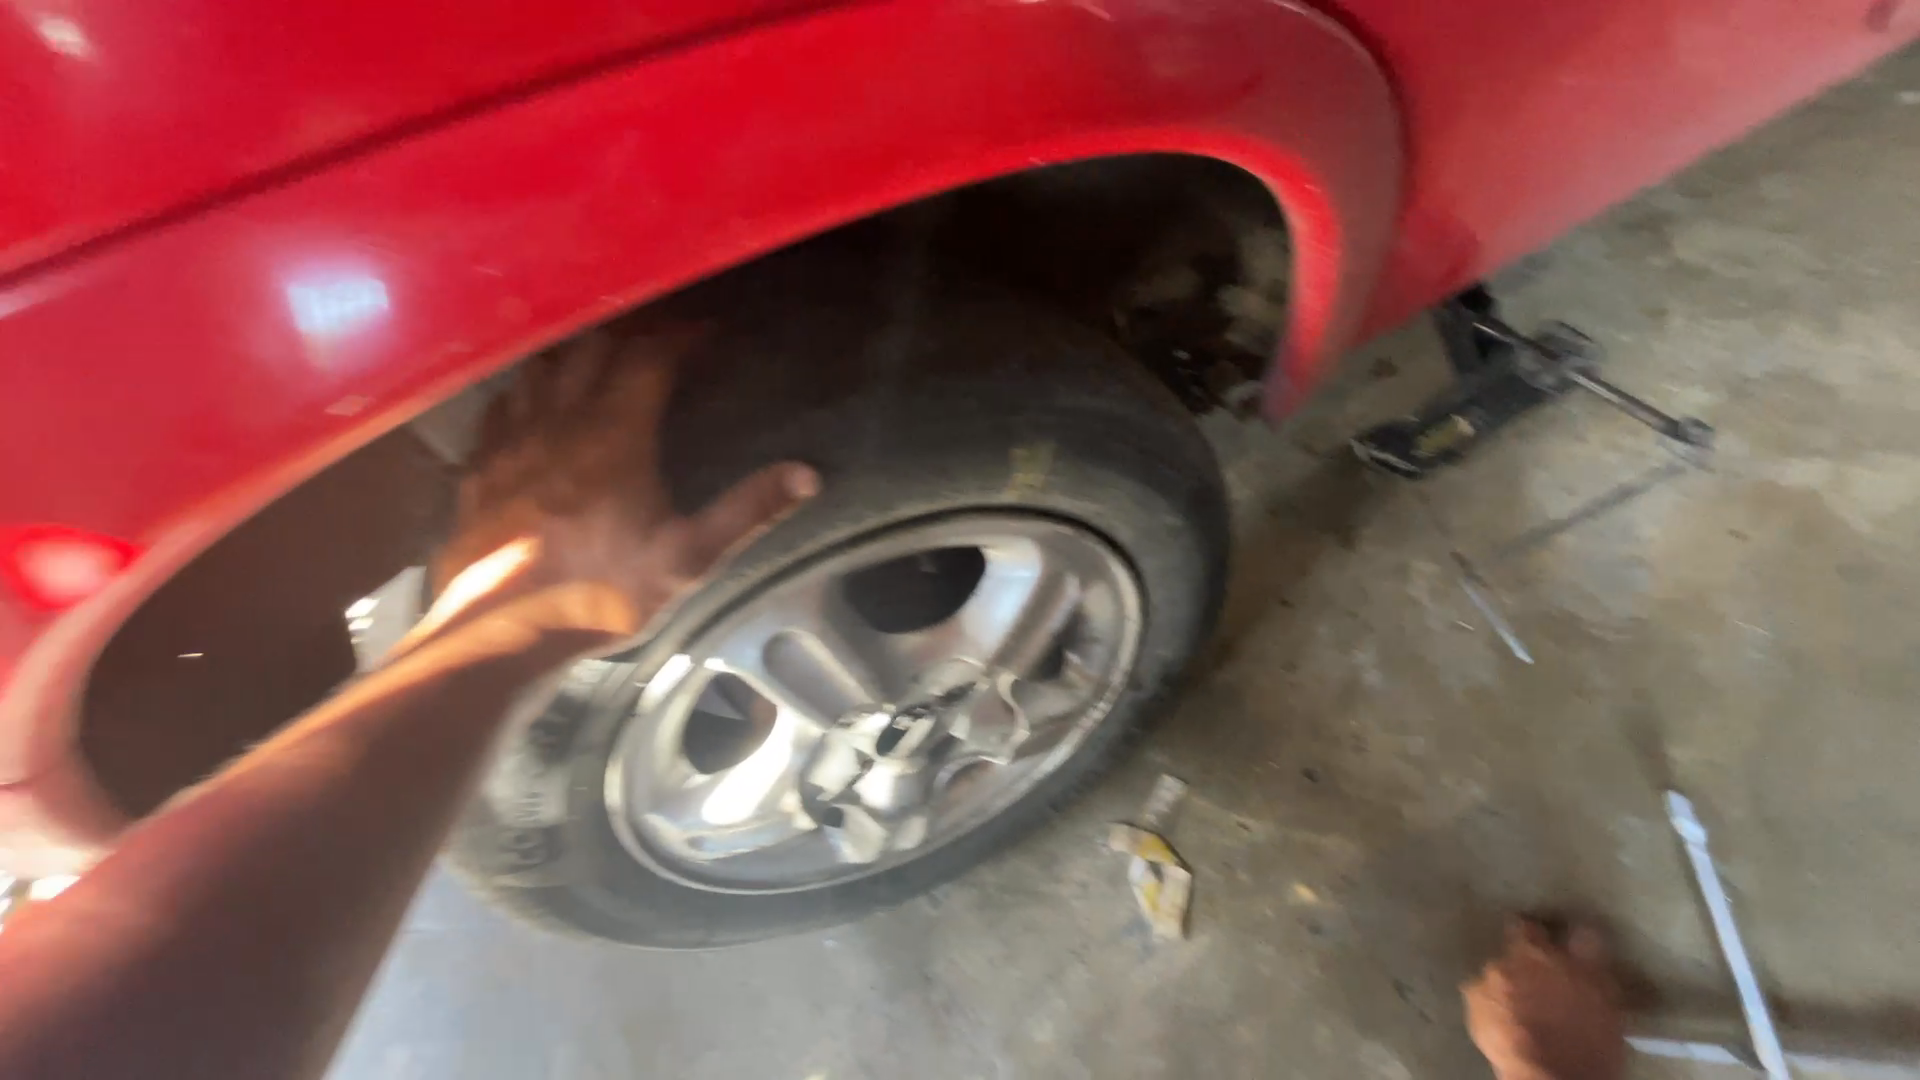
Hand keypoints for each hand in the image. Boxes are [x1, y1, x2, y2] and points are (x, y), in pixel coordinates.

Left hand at [414, 326, 817, 651]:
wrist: (503, 632)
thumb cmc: (604, 592)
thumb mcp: (690, 558)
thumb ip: (748, 511)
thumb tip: (808, 475)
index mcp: (615, 435)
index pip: (650, 358)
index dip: (681, 337)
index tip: (708, 333)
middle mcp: (559, 420)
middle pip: (592, 348)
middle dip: (631, 332)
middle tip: (661, 338)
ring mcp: (511, 439)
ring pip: (541, 365)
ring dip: (576, 351)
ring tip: (602, 355)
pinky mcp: (478, 464)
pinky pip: (502, 401)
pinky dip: (528, 386)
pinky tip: (537, 399)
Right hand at [1462, 919, 1625, 1079]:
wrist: (1554, 1078)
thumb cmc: (1508, 1035)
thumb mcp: (1480, 1000)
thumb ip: (1492, 976)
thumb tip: (1500, 968)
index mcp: (1530, 955)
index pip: (1525, 925)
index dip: (1520, 925)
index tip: (1516, 929)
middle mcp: (1570, 965)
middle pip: (1583, 934)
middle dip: (1575, 933)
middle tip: (1564, 940)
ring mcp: (1600, 993)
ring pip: (1604, 967)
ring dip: (1592, 966)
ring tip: (1581, 972)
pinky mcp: (1620, 1021)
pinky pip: (1613, 999)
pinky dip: (1602, 997)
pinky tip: (1591, 1002)